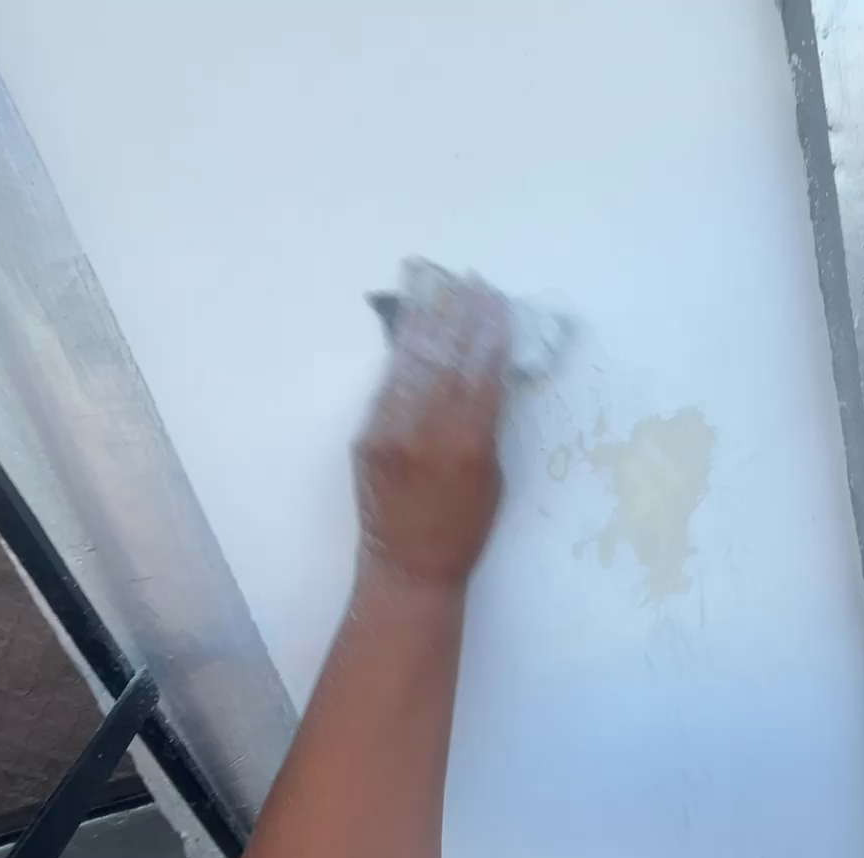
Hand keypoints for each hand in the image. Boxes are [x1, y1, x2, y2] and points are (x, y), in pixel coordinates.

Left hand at [354, 272, 511, 589]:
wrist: (408, 567)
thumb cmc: (465, 531)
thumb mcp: (494, 478)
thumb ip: (487, 426)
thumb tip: (487, 381)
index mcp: (466, 443)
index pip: (480, 372)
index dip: (489, 333)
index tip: (496, 302)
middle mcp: (424, 429)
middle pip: (444, 358)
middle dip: (459, 317)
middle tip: (470, 284)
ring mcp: (388, 430)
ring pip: (410, 364)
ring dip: (428, 325)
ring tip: (440, 294)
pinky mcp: (366, 436)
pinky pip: (388, 386)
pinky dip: (403, 356)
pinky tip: (413, 333)